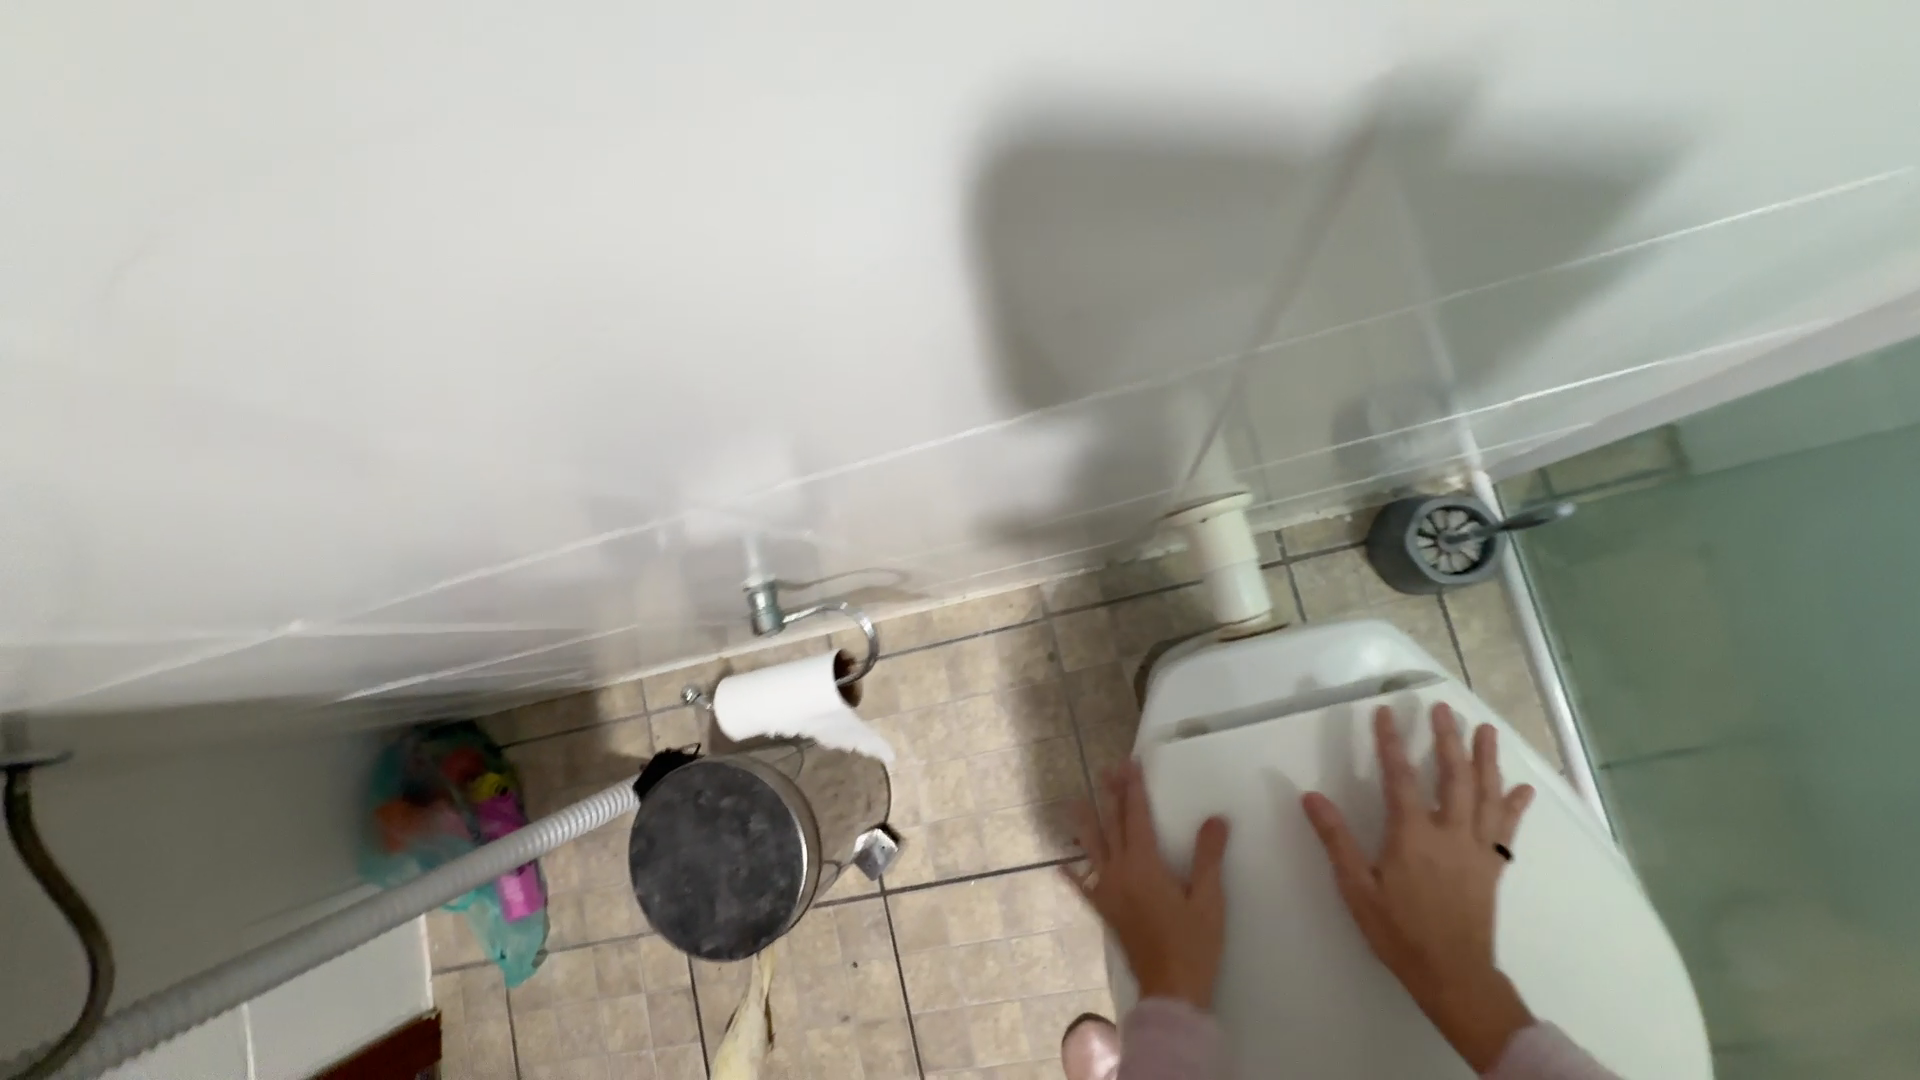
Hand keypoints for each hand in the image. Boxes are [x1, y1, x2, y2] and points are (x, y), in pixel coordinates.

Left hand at [1067, 759, 1230, 1009]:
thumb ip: (1208, 857)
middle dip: (1110, 794)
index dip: (1134, 787)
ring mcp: (1108, 891)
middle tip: (1105, 769)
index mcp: (1144, 864)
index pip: (1138, 815)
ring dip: (1085, 823)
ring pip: (1093, 849)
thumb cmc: (1193, 944)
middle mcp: (1119, 871)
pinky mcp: (1105, 911)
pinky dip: (1073, 874)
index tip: (1130, 764)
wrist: (1171, 991)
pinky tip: (1061, 866)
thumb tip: (1215, 819)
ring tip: (1075, 802)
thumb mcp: (1209, 899)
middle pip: (1112, 824)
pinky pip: (1083, 888)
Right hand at [1302, 703, 1536, 1071]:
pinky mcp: (1492, 866)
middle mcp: (1449, 833)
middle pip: (1452, 777)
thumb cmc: (1398, 930)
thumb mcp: (1356, 886)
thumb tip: (1310, 796)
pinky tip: (1521, 788)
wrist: (1454, 975)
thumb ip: (1335, 839)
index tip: (1384, 712)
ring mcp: (1477, 849)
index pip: (1399, 777)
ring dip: (1486, 760)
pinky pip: (1507, 829)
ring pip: (1485, 795)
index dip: (1390, 741)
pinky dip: (1513, 805)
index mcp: (1412, 835)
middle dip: (1446, 739)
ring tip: (1485, 730)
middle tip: (1442, 708)